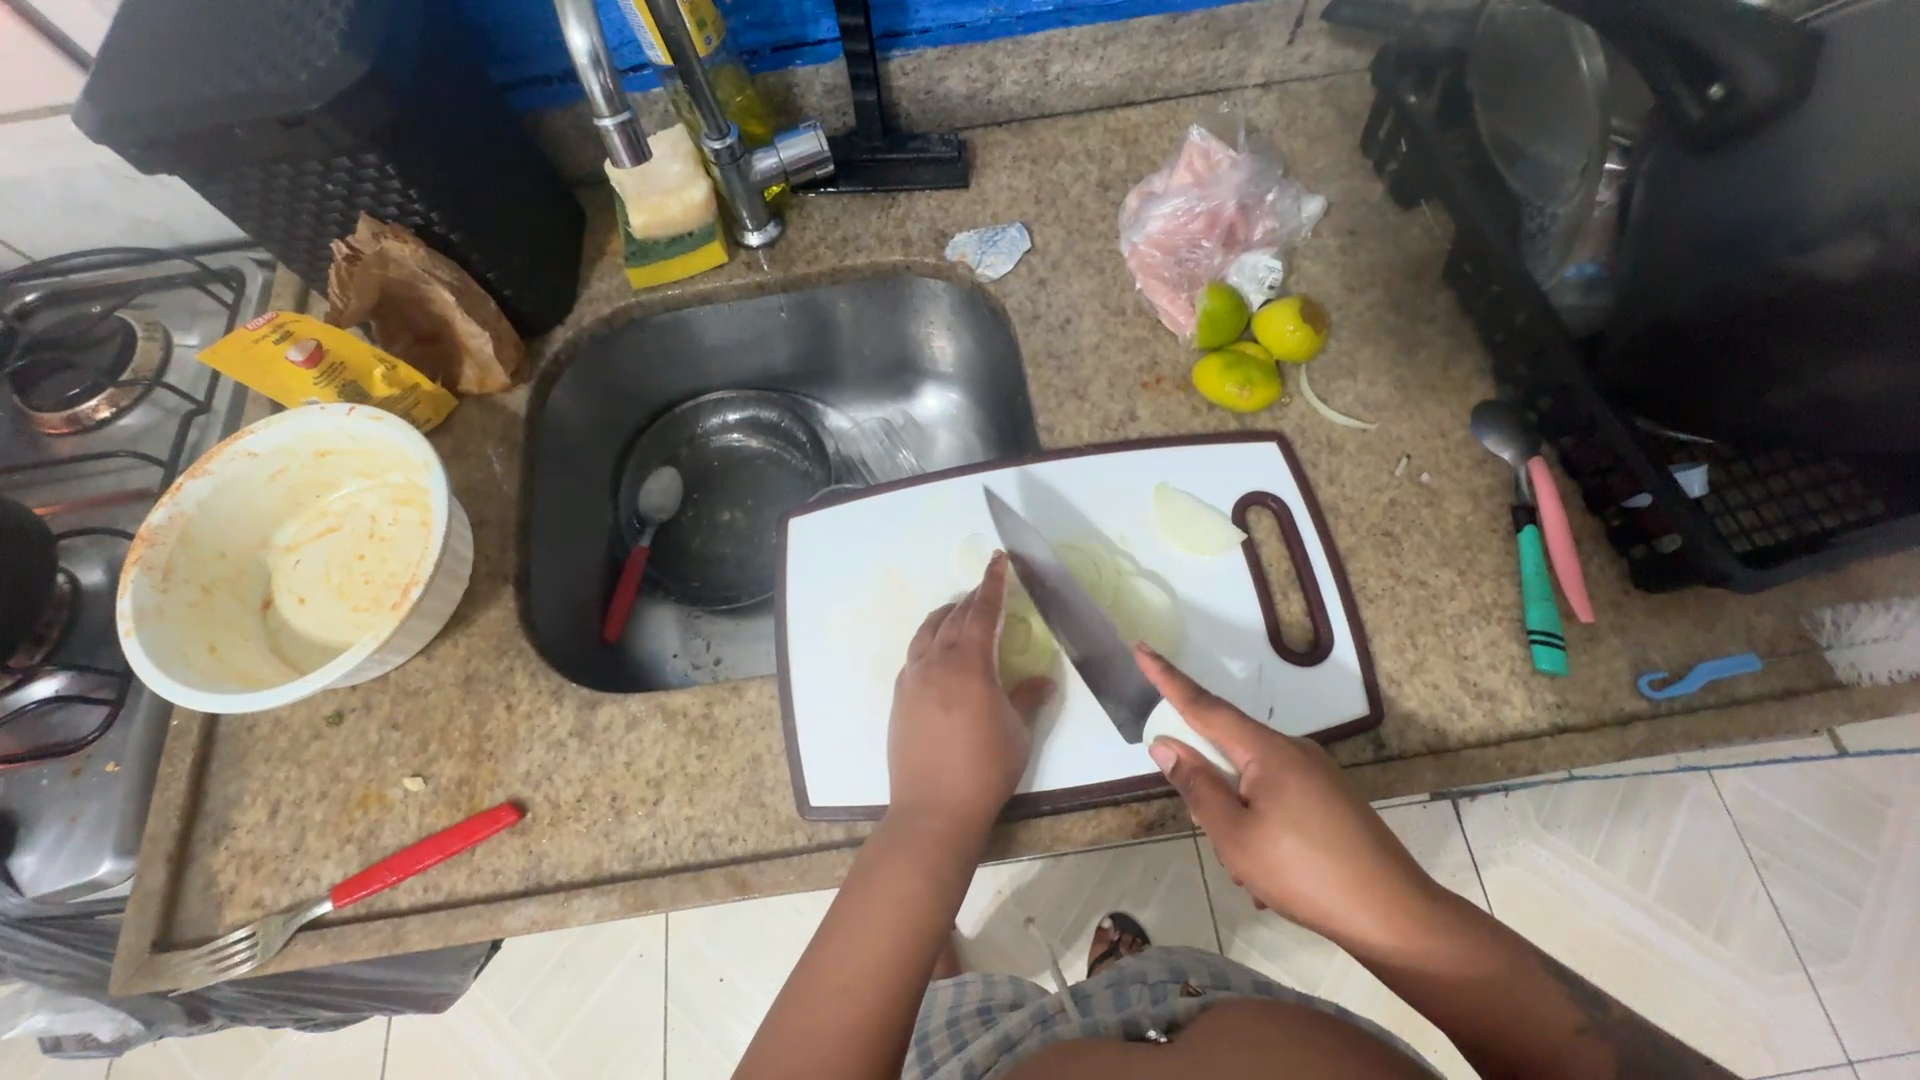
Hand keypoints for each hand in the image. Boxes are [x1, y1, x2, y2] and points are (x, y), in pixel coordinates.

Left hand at [887, 552, 1053, 833]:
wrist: (932, 809)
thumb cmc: (984, 769)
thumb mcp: (1017, 732)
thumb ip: (1028, 698)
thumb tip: (1040, 680)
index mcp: (969, 664)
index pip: (982, 612)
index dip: (993, 584)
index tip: (998, 560)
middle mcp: (935, 663)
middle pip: (953, 617)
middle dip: (971, 598)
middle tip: (987, 587)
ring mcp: (911, 680)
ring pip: (927, 633)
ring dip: (945, 616)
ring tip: (958, 612)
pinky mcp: (899, 699)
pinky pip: (914, 656)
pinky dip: (929, 642)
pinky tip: (937, 654)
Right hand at [1135, 644, 1442, 949]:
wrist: (1395, 915)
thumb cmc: (1304, 872)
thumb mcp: (1234, 834)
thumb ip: (1196, 785)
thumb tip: (1166, 744)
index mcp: (1267, 751)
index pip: (1204, 706)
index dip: (1168, 680)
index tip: (1142, 648)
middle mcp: (1293, 752)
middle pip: (1228, 752)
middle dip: (1211, 793)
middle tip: (1222, 843)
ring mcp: (1316, 776)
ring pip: (1252, 784)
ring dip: (1238, 823)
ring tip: (1253, 877)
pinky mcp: (1330, 801)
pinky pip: (1277, 802)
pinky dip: (1262, 832)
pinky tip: (1271, 880)